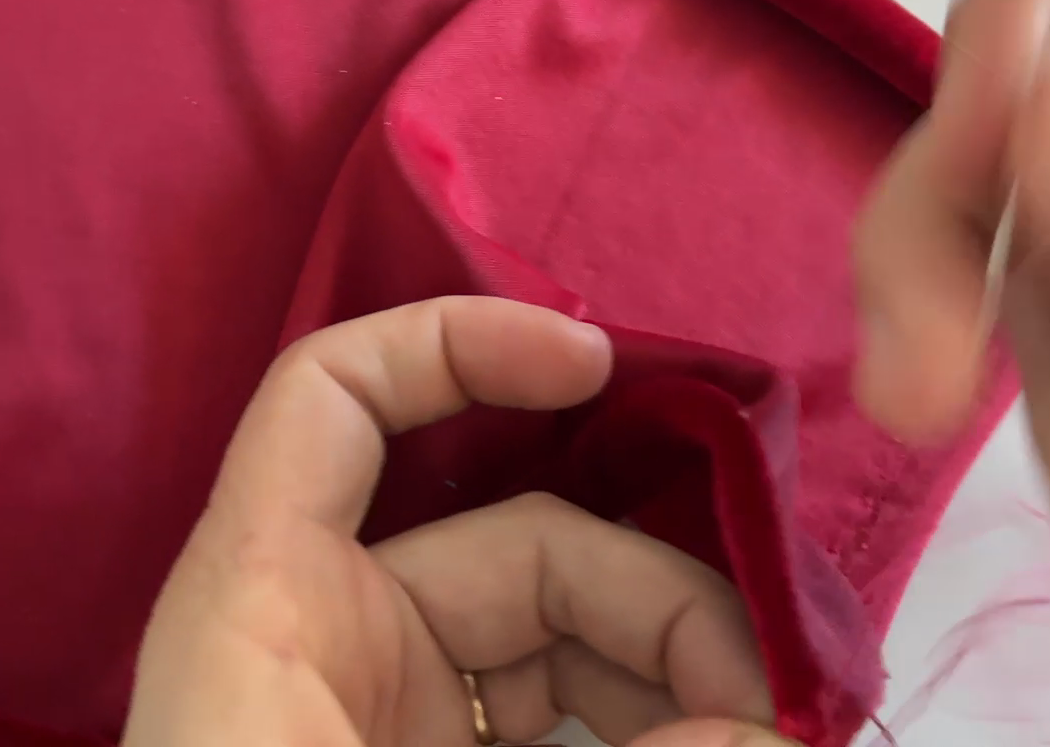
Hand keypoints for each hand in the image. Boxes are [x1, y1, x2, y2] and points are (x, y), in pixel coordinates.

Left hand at [121, 296, 788, 746]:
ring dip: (669, 666)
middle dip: (648, 582)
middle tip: (784, 684)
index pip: (332, 391)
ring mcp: (382, 694)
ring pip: (548, 615)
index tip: (593, 360)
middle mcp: (322, 621)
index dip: (453, 342)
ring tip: (772, 740)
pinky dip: (639, 721)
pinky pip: (551, 697)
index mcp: (264, 598)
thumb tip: (774, 741)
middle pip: (502, 524)